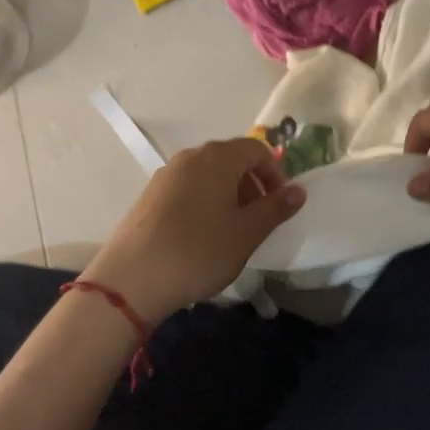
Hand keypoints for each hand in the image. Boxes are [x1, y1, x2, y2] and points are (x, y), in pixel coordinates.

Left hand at [81, 138, 303, 321]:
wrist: (131, 279)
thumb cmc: (199, 251)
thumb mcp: (247, 233)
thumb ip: (276, 208)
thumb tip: (298, 190)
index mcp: (217, 158)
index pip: (257, 150)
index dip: (275, 174)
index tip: (280, 206)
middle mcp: (191, 157)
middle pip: (232, 160)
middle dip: (253, 186)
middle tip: (260, 222)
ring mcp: (166, 175)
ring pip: (209, 176)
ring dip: (229, 196)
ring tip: (232, 233)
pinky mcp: (150, 196)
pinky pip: (189, 190)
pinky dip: (205, 204)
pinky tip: (203, 238)